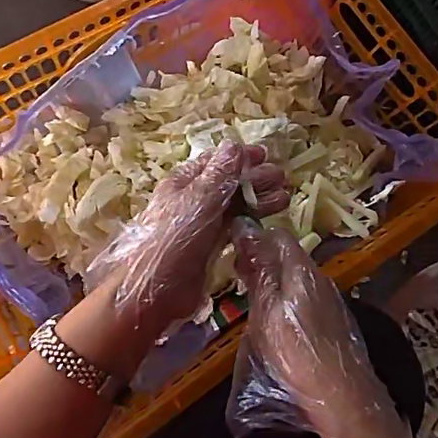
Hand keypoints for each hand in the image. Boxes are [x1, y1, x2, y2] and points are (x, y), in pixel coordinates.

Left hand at [84, 141, 286, 331]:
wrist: (152, 292)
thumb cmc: (172, 241)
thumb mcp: (197, 203)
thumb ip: (219, 176)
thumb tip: (234, 145)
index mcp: (183, 182)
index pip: (216, 161)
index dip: (240, 156)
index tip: (266, 155)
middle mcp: (193, 199)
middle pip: (229, 182)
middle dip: (255, 178)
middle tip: (282, 178)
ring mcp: (202, 223)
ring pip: (234, 204)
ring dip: (259, 198)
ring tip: (285, 197)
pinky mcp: (210, 246)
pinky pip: (234, 225)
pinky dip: (252, 218)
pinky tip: (270, 218)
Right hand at [230, 219, 409, 437]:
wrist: (343, 400)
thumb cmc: (298, 354)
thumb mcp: (267, 313)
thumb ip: (259, 272)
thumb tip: (245, 228)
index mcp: (302, 270)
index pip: (278, 235)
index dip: (253, 237)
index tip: (230, 251)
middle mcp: (320, 278)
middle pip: (287, 255)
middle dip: (261, 259)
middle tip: (235, 275)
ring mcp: (329, 300)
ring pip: (295, 277)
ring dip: (272, 280)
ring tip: (249, 296)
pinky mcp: (332, 321)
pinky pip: (303, 296)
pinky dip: (285, 298)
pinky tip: (274, 318)